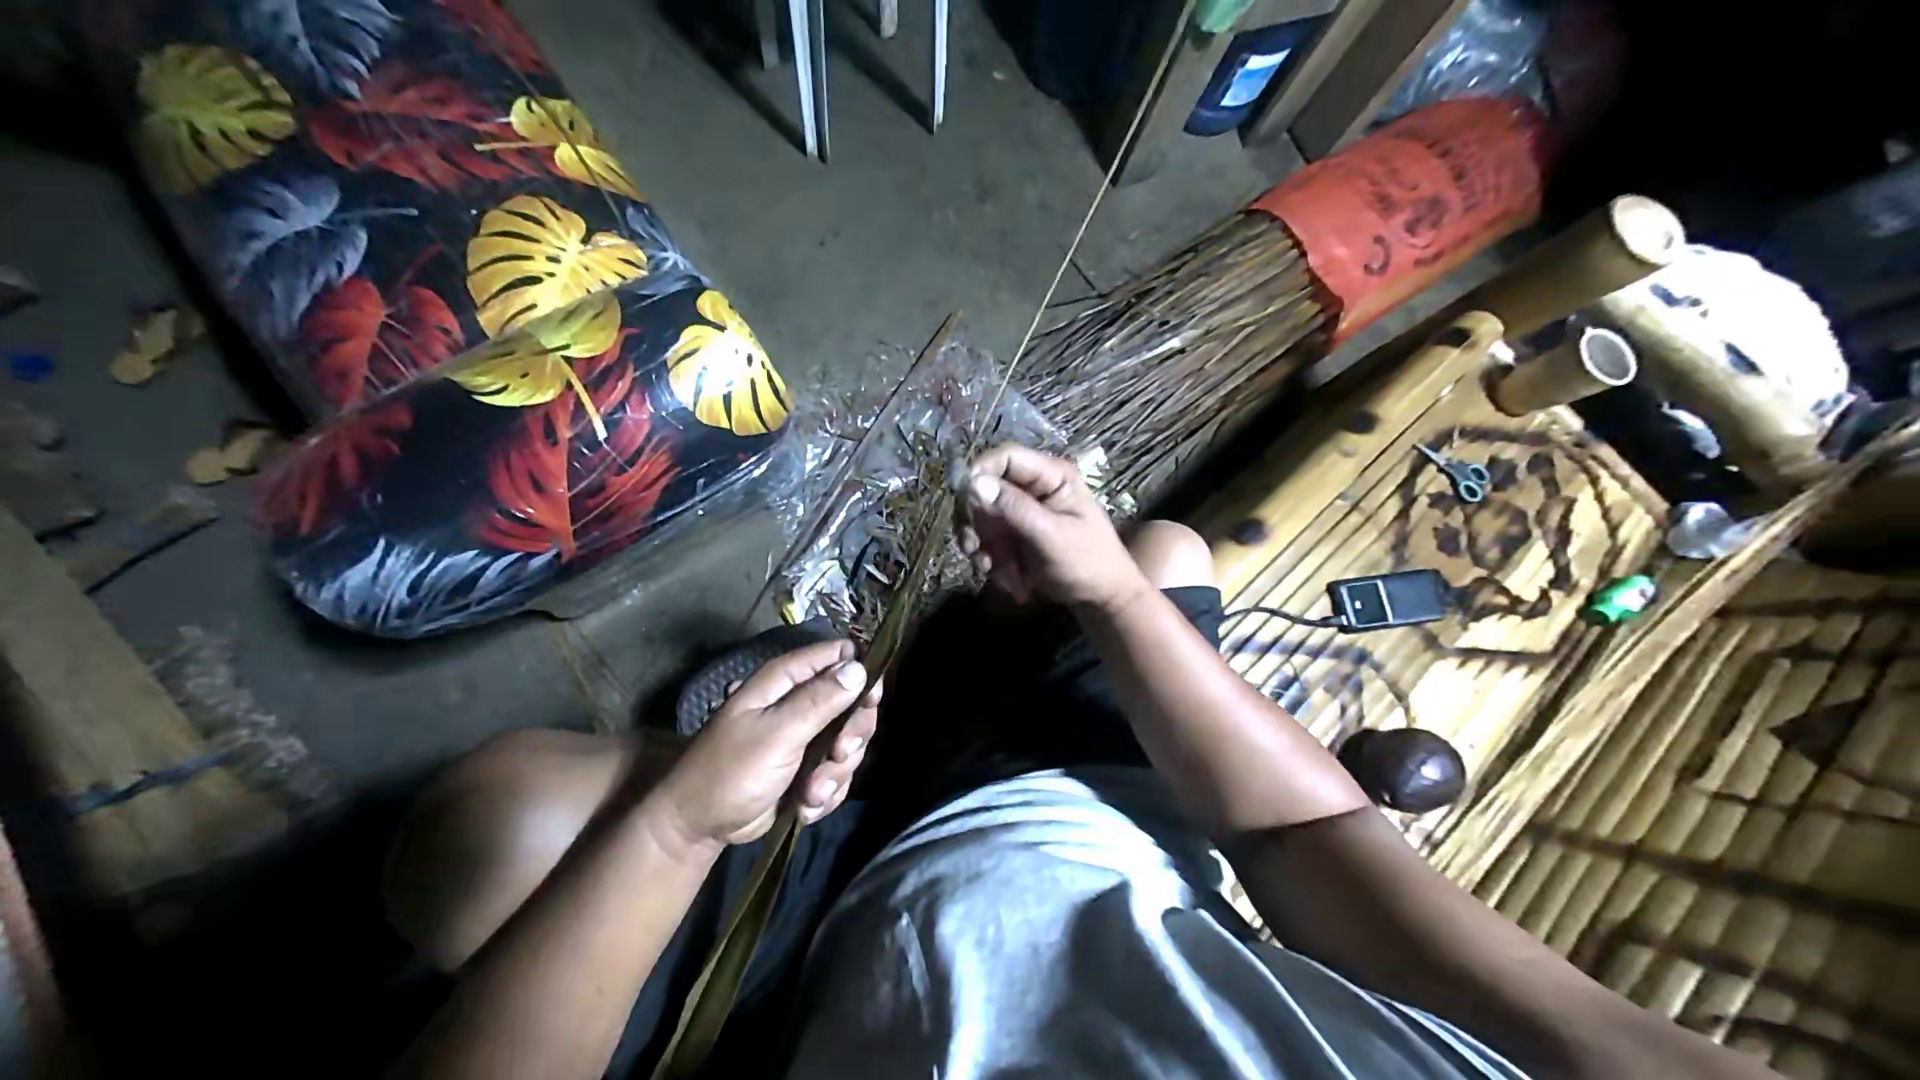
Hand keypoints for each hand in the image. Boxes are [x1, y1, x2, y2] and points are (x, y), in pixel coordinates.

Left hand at [650, 639, 879, 853]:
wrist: (699, 826)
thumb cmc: (730, 771)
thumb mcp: (776, 734)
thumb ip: (819, 700)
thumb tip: (859, 667)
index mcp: (786, 681)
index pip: (838, 657)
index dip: (861, 673)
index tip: (870, 701)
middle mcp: (800, 703)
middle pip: (854, 704)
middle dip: (851, 735)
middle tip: (838, 754)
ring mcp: (806, 738)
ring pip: (849, 744)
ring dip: (835, 773)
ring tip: (809, 793)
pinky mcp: (808, 770)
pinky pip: (838, 774)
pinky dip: (826, 793)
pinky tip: (804, 806)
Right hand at [960, 443, 1150, 611]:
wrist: (1101, 599)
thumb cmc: (1088, 562)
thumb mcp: (1052, 535)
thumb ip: (1015, 508)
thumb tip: (974, 483)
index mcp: (1051, 476)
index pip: (1006, 457)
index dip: (980, 472)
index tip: (963, 499)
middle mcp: (1032, 488)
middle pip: (986, 487)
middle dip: (976, 518)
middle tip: (972, 544)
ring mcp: (1020, 512)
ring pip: (981, 516)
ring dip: (979, 542)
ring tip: (987, 565)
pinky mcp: (1013, 535)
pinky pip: (986, 538)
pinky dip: (985, 555)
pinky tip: (995, 572)